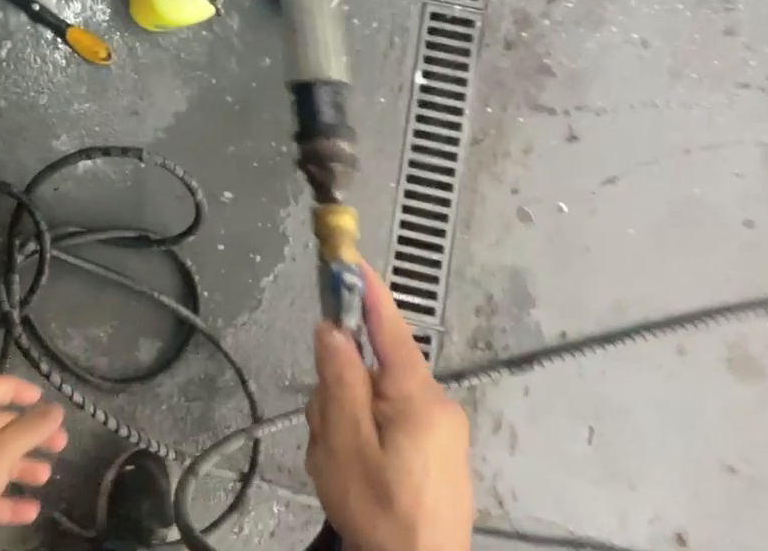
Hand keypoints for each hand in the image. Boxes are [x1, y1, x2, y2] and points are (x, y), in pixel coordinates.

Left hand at [0, 376, 67, 538]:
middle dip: (31, 433)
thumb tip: (56, 408)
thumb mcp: (2, 449)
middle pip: (2, 428)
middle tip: (60, 442)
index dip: (17, 388)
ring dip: (24, 466)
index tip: (42, 397)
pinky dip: (13, 501)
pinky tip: (33, 509)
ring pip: (0, 463)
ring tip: (48, 474)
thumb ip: (30, 429)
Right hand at [306, 265, 471, 550]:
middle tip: (325, 425)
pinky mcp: (437, 452)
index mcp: (418, 399)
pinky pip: (389, 418)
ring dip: (346, 413)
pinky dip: (363, 430)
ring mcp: (441, 431)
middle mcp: (438, 406)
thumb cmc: (379, 510)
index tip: (349, 257)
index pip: (388, 327)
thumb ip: (337, 379)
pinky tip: (356, 465)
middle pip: (373, 366)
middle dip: (339, 383)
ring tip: (340, 455)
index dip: (365, 289)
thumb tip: (331, 328)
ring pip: (375, 394)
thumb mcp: (343, 442)